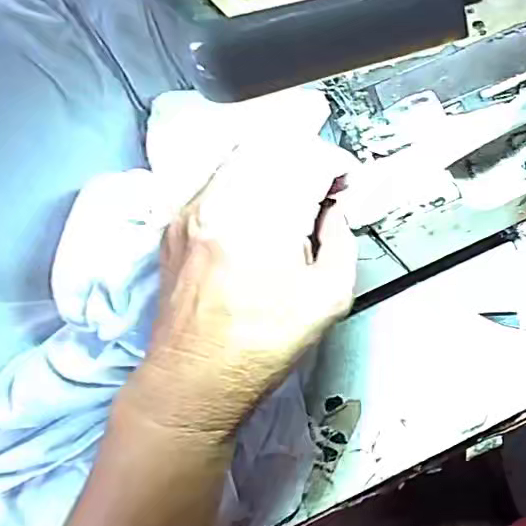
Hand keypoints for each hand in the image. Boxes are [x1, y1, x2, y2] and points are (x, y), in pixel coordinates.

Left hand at [124, 137, 358, 440]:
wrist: (192, 379)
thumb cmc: (259, 347)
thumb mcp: (329, 298)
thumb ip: (342, 242)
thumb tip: (336, 211)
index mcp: (262, 224)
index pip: (307, 161)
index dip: (337, 165)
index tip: (348, 182)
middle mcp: (221, 206)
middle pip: (274, 145)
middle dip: (310, 156)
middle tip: (327, 182)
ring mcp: (193, 210)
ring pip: (242, 154)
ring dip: (279, 161)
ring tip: (297, 190)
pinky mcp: (177, 222)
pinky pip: (218, 176)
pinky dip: (248, 175)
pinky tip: (263, 204)